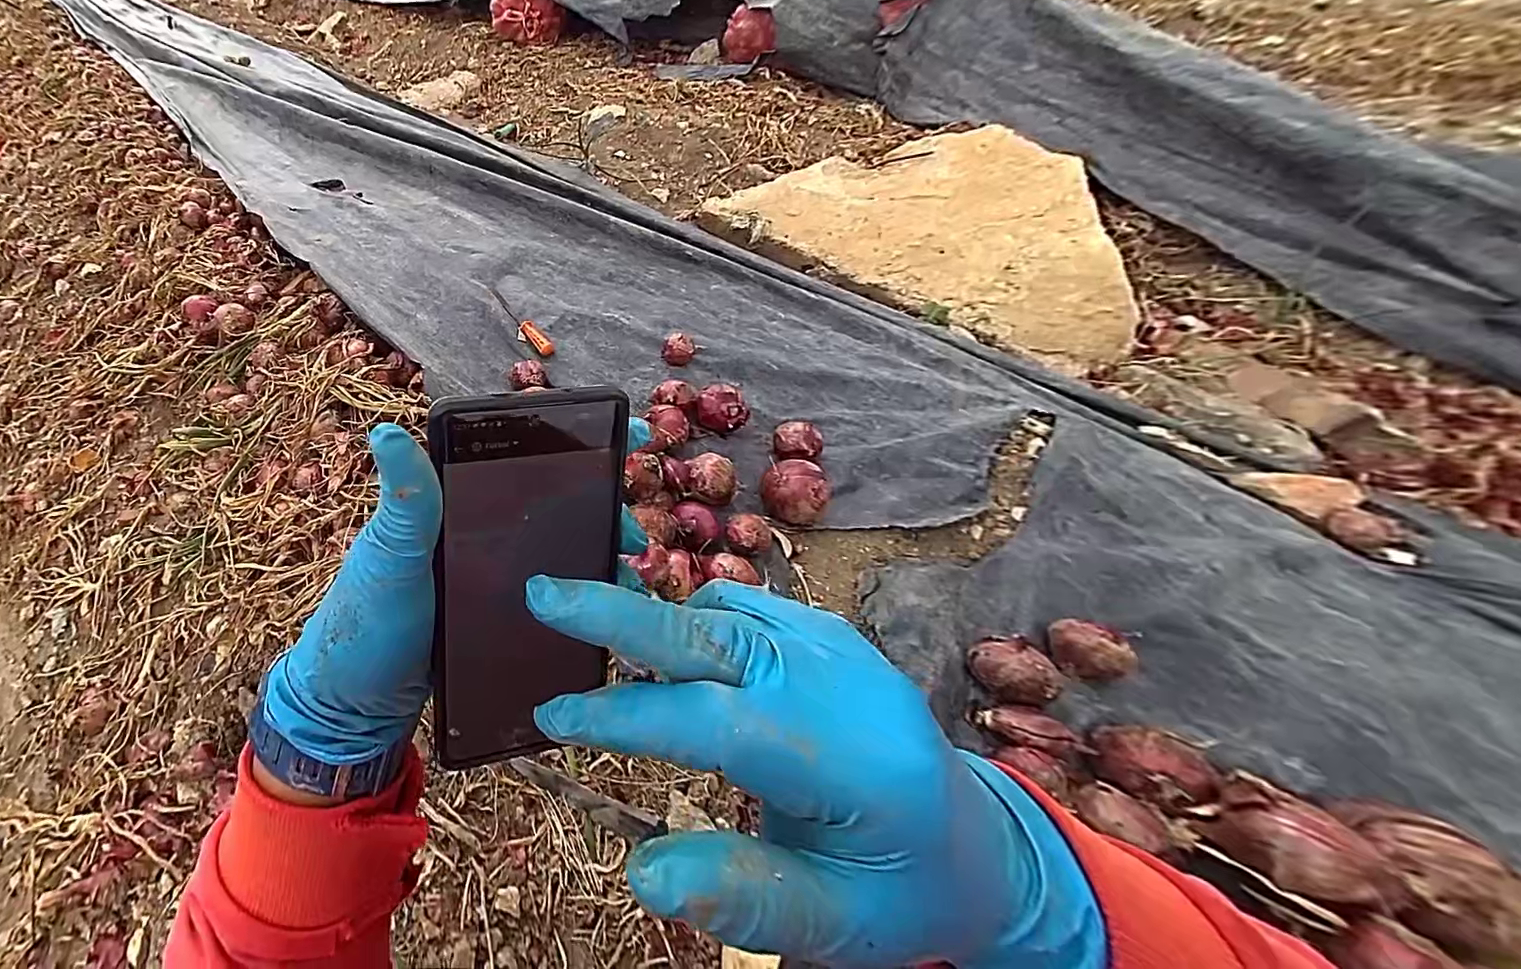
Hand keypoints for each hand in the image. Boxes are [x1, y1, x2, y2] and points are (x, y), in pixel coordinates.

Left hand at [257, 419, 654, 765]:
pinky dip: (584, 594)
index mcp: (454, 501)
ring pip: (561, 548)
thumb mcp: (390, 556)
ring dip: (598, 552)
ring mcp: (497, 572)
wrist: (360, 707)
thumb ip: (405, 500)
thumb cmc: (365, 623)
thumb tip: (386, 431)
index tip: (622, 437)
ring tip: (628, 570)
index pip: (519, 456)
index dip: (571, 441)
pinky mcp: (507, 612)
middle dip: (601, 505)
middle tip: (628, 530)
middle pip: (555, 503)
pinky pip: (555, 593)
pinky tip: (610, 607)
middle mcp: (481, 529)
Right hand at [526, 578, 1108, 968]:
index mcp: (845, 757)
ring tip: (594, 637)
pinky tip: (673, 652)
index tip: (549, 716)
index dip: (621, 716)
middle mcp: (836, 676)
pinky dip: (691, 620)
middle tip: (542, 594)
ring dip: (652, 619)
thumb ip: (743, 895)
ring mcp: (832, 640)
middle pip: (708, 632)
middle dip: (616, 612)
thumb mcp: (837, 927)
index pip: (710, 721)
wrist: (978, 836)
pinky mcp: (824, 628)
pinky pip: (742, 604)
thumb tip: (640, 869)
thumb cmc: (903, 890)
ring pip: (719, 609)